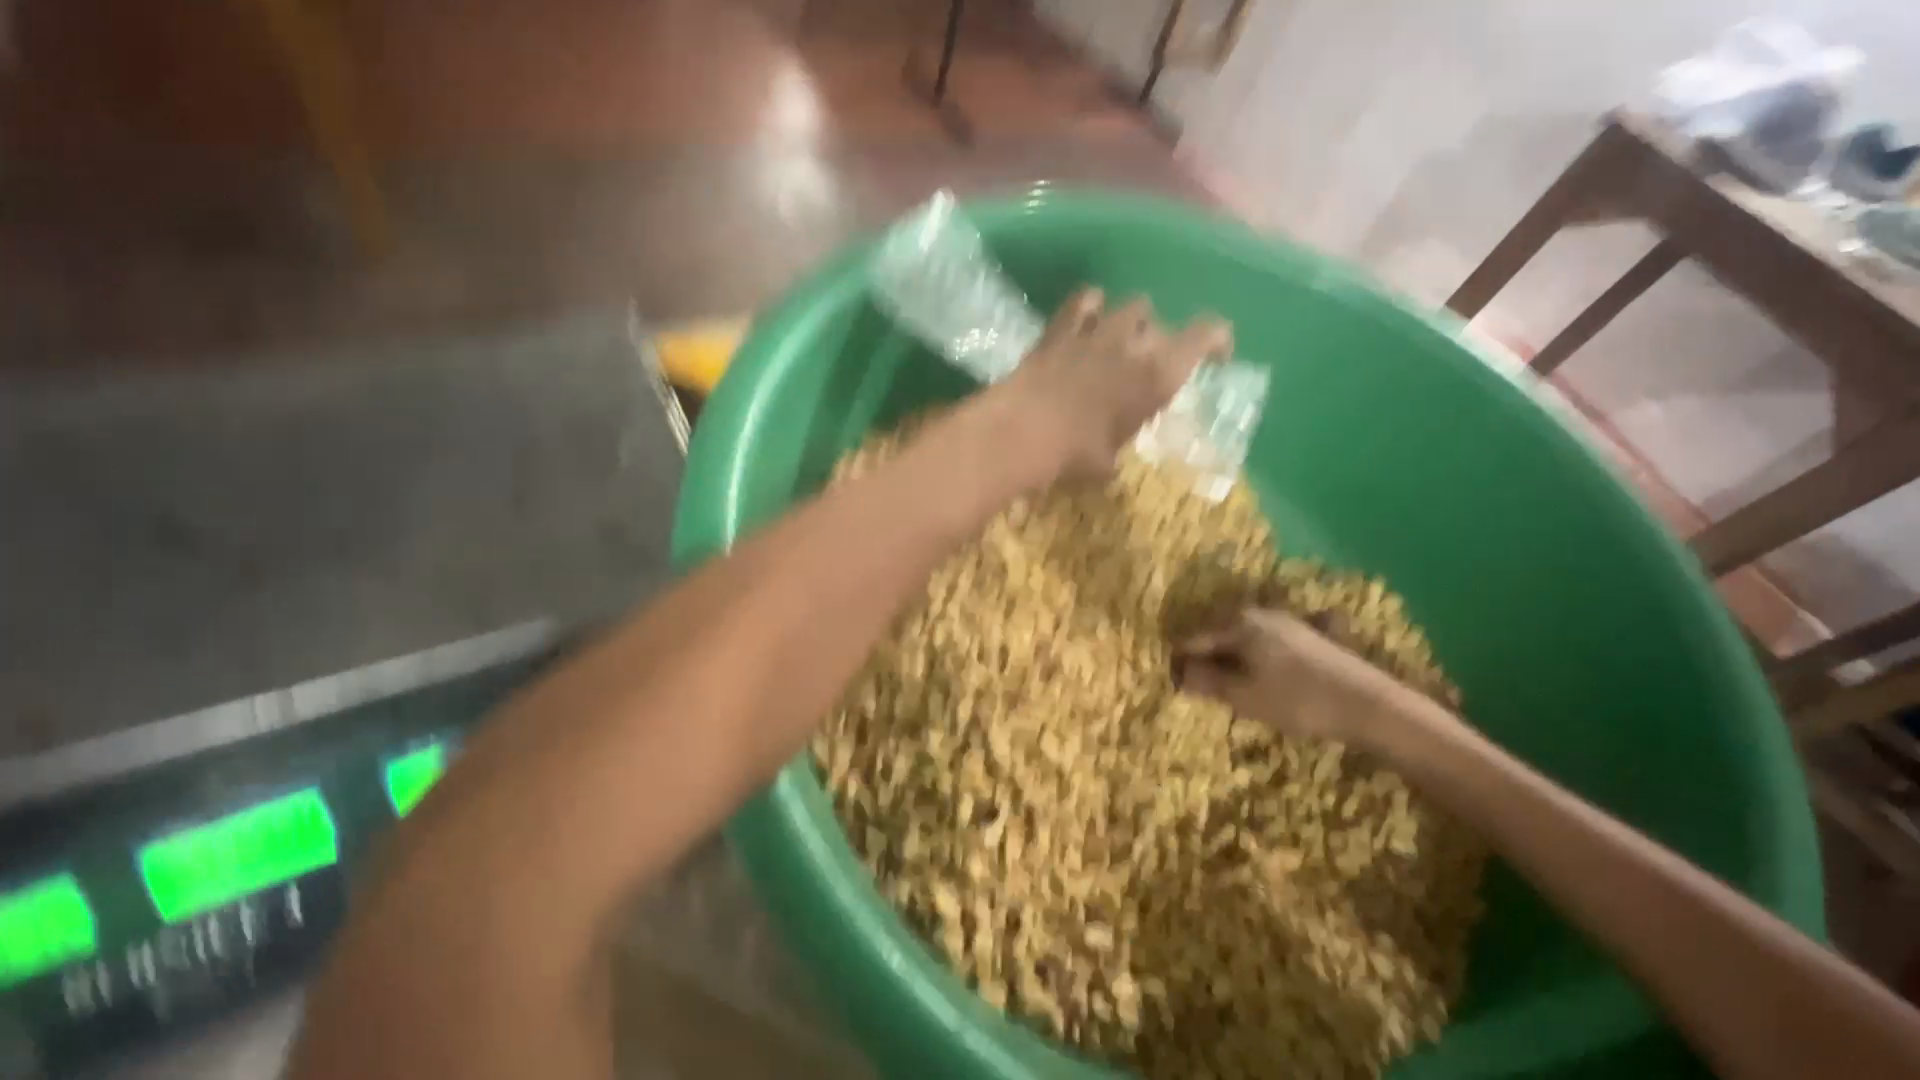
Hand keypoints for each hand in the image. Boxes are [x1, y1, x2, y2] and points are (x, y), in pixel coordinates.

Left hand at [983, 288, 1231, 482]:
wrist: (1023, 430)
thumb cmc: (1077, 453)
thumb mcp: (1111, 460)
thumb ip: (1120, 444)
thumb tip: (1111, 455)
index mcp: (1161, 374)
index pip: (1207, 334)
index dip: (1217, 340)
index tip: (1216, 357)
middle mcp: (1136, 343)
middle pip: (1162, 326)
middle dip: (1160, 343)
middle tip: (1146, 367)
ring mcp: (1098, 329)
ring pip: (1131, 304)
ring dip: (1132, 321)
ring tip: (1121, 340)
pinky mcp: (1062, 326)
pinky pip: (1085, 299)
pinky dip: (1091, 305)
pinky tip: (1087, 318)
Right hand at [1173, 608, 1464, 752]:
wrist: (1368, 705)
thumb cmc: (1297, 701)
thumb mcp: (1244, 696)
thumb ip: (1208, 682)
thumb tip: (1180, 672)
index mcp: (1239, 622)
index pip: (1194, 638)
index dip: (1179, 662)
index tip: (1170, 684)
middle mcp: (1261, 613)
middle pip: (1219, 634)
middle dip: (1205, 658)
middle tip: (1196, 688)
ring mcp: (1288, 622)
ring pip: (1245, 639)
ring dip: (1231, 659)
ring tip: (1226, 687)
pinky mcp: (1310, 636)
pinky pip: (1268, 645)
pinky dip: (1257, 659)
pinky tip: (1261, 678)